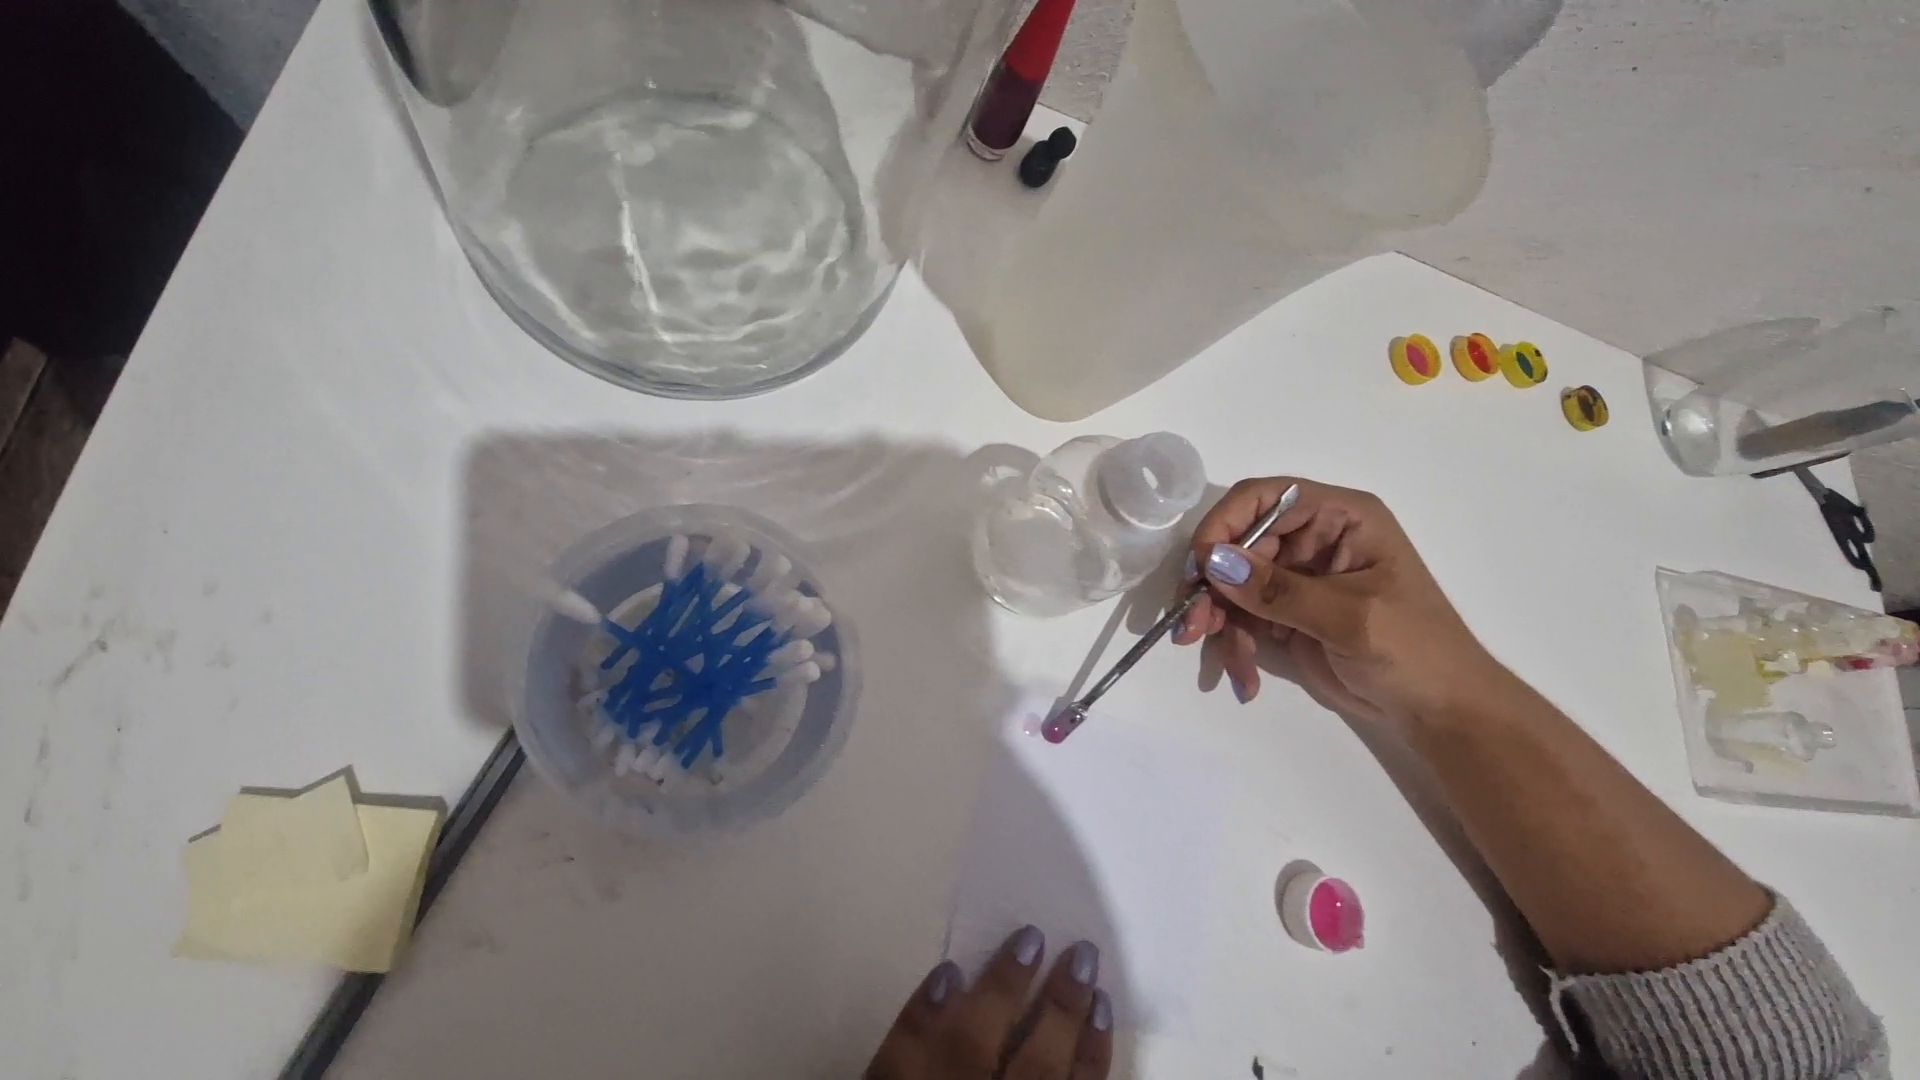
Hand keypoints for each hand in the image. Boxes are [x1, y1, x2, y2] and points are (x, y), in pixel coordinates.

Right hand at [865, 927, 1111, 1079]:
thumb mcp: (888, 1075)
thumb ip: (903, 1048)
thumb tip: (934, 982)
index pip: (900, 1059)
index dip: (920, 1012)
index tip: (946, 968)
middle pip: (974, 1053)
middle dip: (1005, 992)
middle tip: (1032, 936)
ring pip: (1040, 1073)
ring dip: (1063, 1016)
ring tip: (1083, 962)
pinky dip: (1095, 1058)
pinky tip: (1103, 1015)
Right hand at [1171, 477, 1500, 727]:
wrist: (1440, 712)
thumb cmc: (1415, 652)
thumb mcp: (1349, 618)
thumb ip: (1280, 590)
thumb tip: (1214, 561)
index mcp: (1339, 518)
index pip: (1264, 499)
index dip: (1224, 525)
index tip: (1200, 569)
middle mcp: (1312, 538)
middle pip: (1236, 545)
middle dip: (1212, 588)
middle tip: (1193, 628)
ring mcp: (1296, 578)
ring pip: (1230, 586)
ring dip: (1218, 623)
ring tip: (1226, 660)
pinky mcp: (1284, 614)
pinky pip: (1240, 620)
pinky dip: (1235, 647)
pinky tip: (1245, 680)